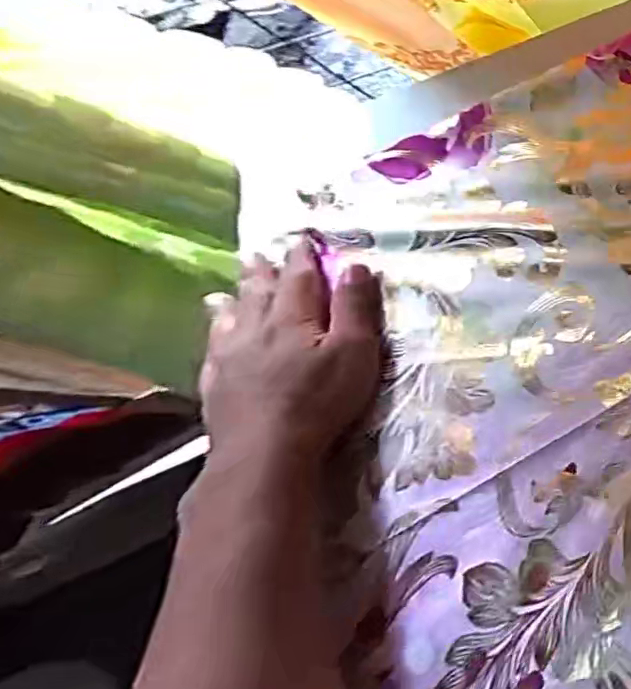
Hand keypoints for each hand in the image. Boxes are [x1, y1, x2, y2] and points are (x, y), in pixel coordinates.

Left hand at [200, 236, 384, 472]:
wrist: (266, 450)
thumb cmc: (323, 396)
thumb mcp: (356, 349)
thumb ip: (356, 307)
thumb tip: (355, 266)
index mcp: (293, 320)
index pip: (301, 279)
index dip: (304, 258)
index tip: (304, 238)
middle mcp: (256, 331)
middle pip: (261, 294)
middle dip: (266, 273)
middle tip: (261, 253)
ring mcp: (231, 358)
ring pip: (233, 318)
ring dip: (236, 298)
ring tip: (230, 286)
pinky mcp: (218, 383)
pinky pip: (215, 346)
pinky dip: (217, 330)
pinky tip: (217, 331)